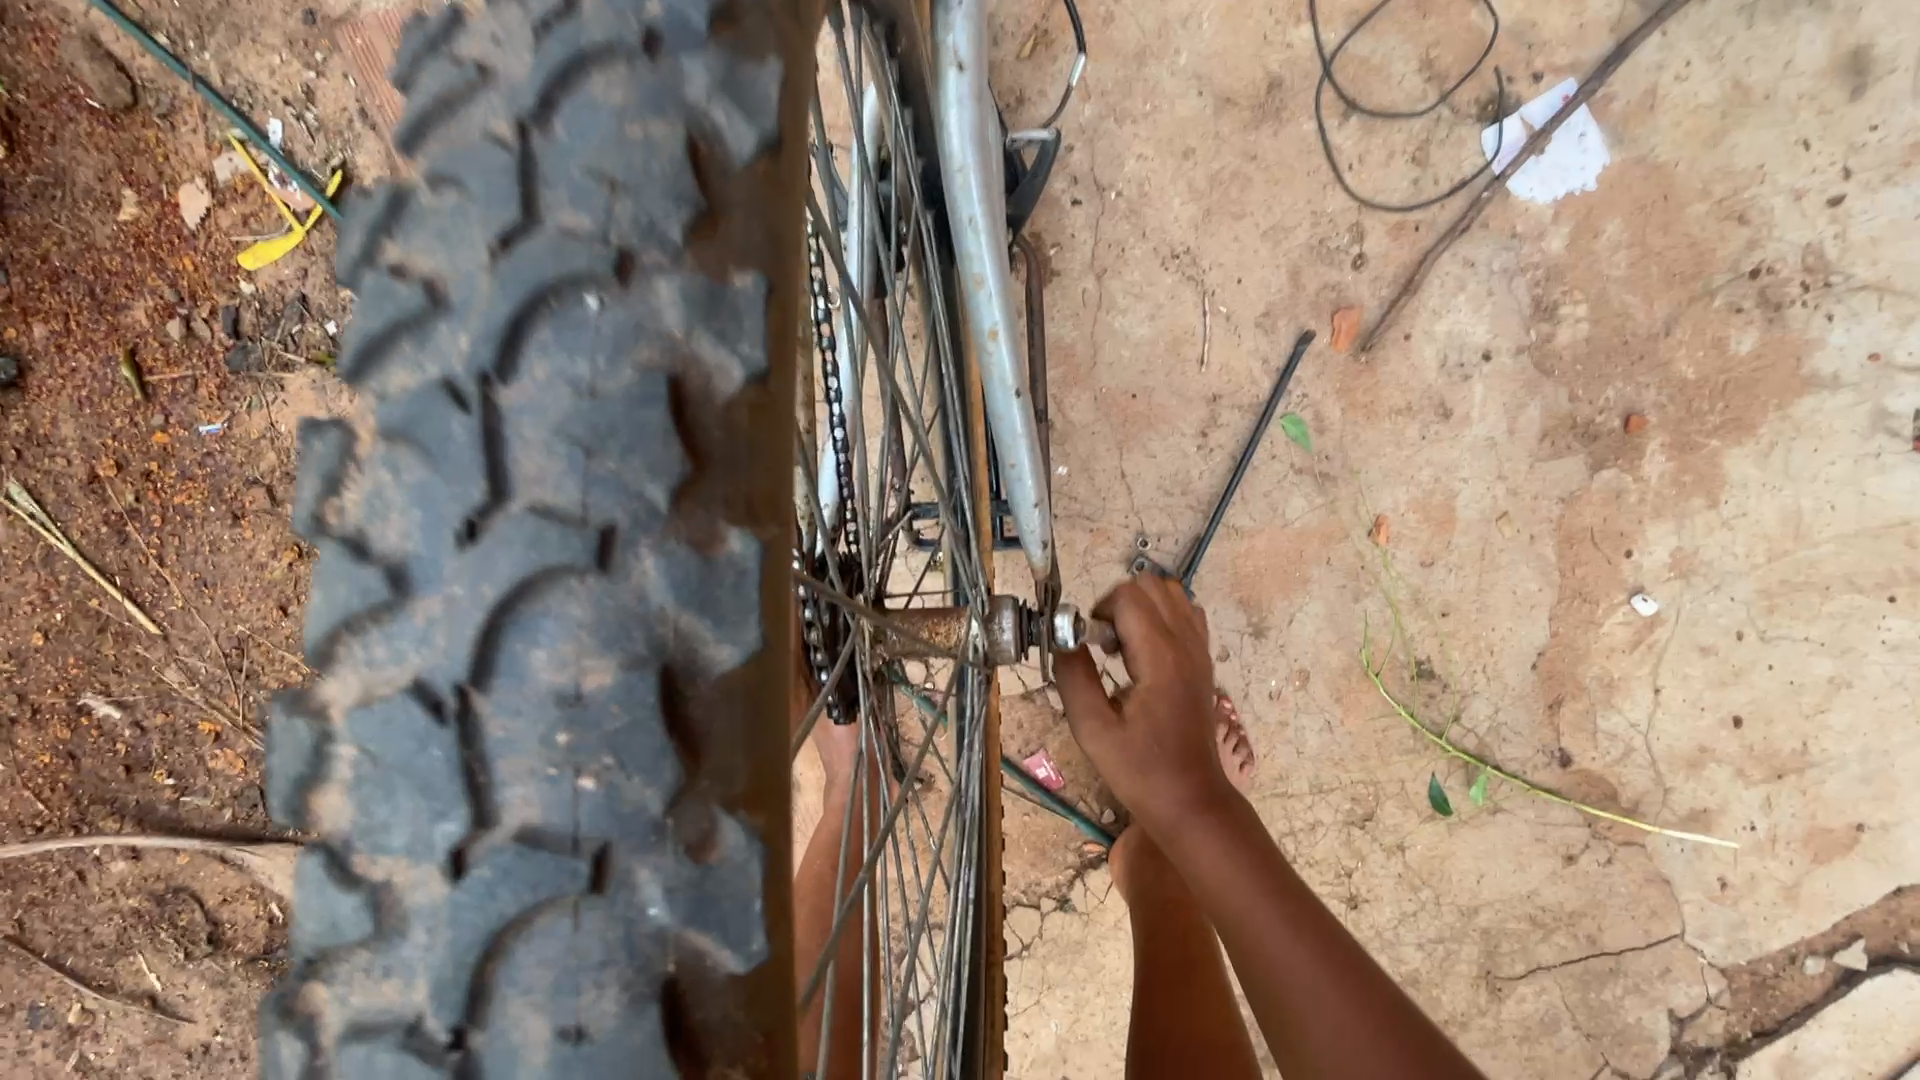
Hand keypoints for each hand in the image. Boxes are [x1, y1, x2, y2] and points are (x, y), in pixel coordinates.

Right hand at [1055, 575, 1235, 830]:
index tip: (1089, 646)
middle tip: (1103, 645)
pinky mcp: (1204, 660)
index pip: (1128, 596)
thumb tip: (1062, 641)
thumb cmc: (1140, 770)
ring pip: (1172, 593)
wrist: (1190, 799)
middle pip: (1151, 585)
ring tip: (1124, 645)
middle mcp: (1186, 644)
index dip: (1099, 611)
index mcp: (1161, 658)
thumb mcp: (1092, 730)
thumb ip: (1073, 678)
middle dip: (1118, 603)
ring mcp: (1201, 650)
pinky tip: (1145, 651)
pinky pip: (1186, 613)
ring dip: (1141, 606)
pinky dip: (1161, 617)